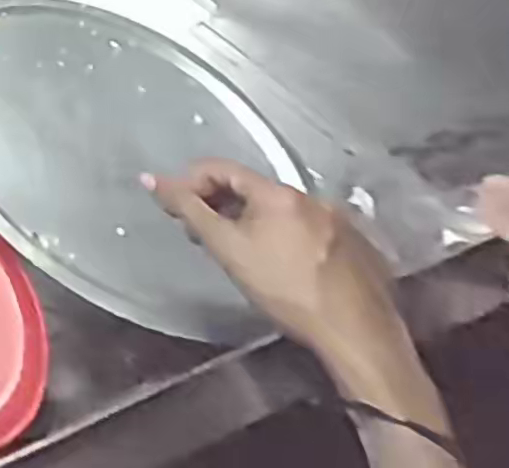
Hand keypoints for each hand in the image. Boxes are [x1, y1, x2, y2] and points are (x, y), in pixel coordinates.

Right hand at [145, 159, 404, 364]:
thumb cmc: (284, 288)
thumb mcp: (225, 246)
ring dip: (251, 221)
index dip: (192, 183)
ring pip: (278, 210)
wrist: (359, 341)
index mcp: (278, 193)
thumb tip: (148, 178)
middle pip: (250, 188)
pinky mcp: (360, 248)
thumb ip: (186, 207)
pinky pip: (307, 228)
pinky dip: (284, 236)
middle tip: (205, 235)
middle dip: (220, 205)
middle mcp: (311, 198)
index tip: (181, 211)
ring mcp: (340, 222)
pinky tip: (283, 265)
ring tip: (241, 252)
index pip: (220, 168)